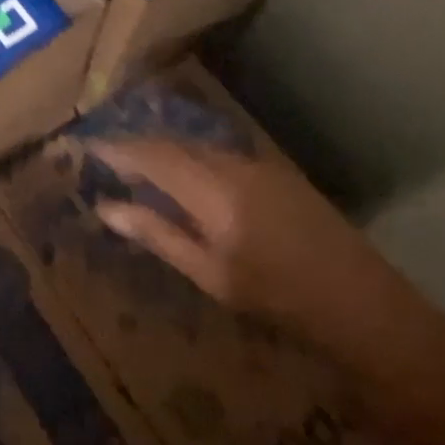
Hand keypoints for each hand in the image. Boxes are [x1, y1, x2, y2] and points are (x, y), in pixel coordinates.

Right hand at [90, 140, 400, 334]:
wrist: (360, 301)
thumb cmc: (276, 296)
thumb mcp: (209, 273)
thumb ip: (158, 234)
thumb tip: (106, 207)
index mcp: (211, 189)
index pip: (150, 155)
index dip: (115, 149)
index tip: (84, 146)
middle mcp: (232, 164)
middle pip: (172, 143)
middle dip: (135, 144)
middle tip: (103, 152)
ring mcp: (258, 165)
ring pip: (196, 145)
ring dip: (162, 148)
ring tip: (135, 161)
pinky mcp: (275, 172)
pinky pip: (218, 153)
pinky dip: (189, 156)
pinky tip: (182, 174)